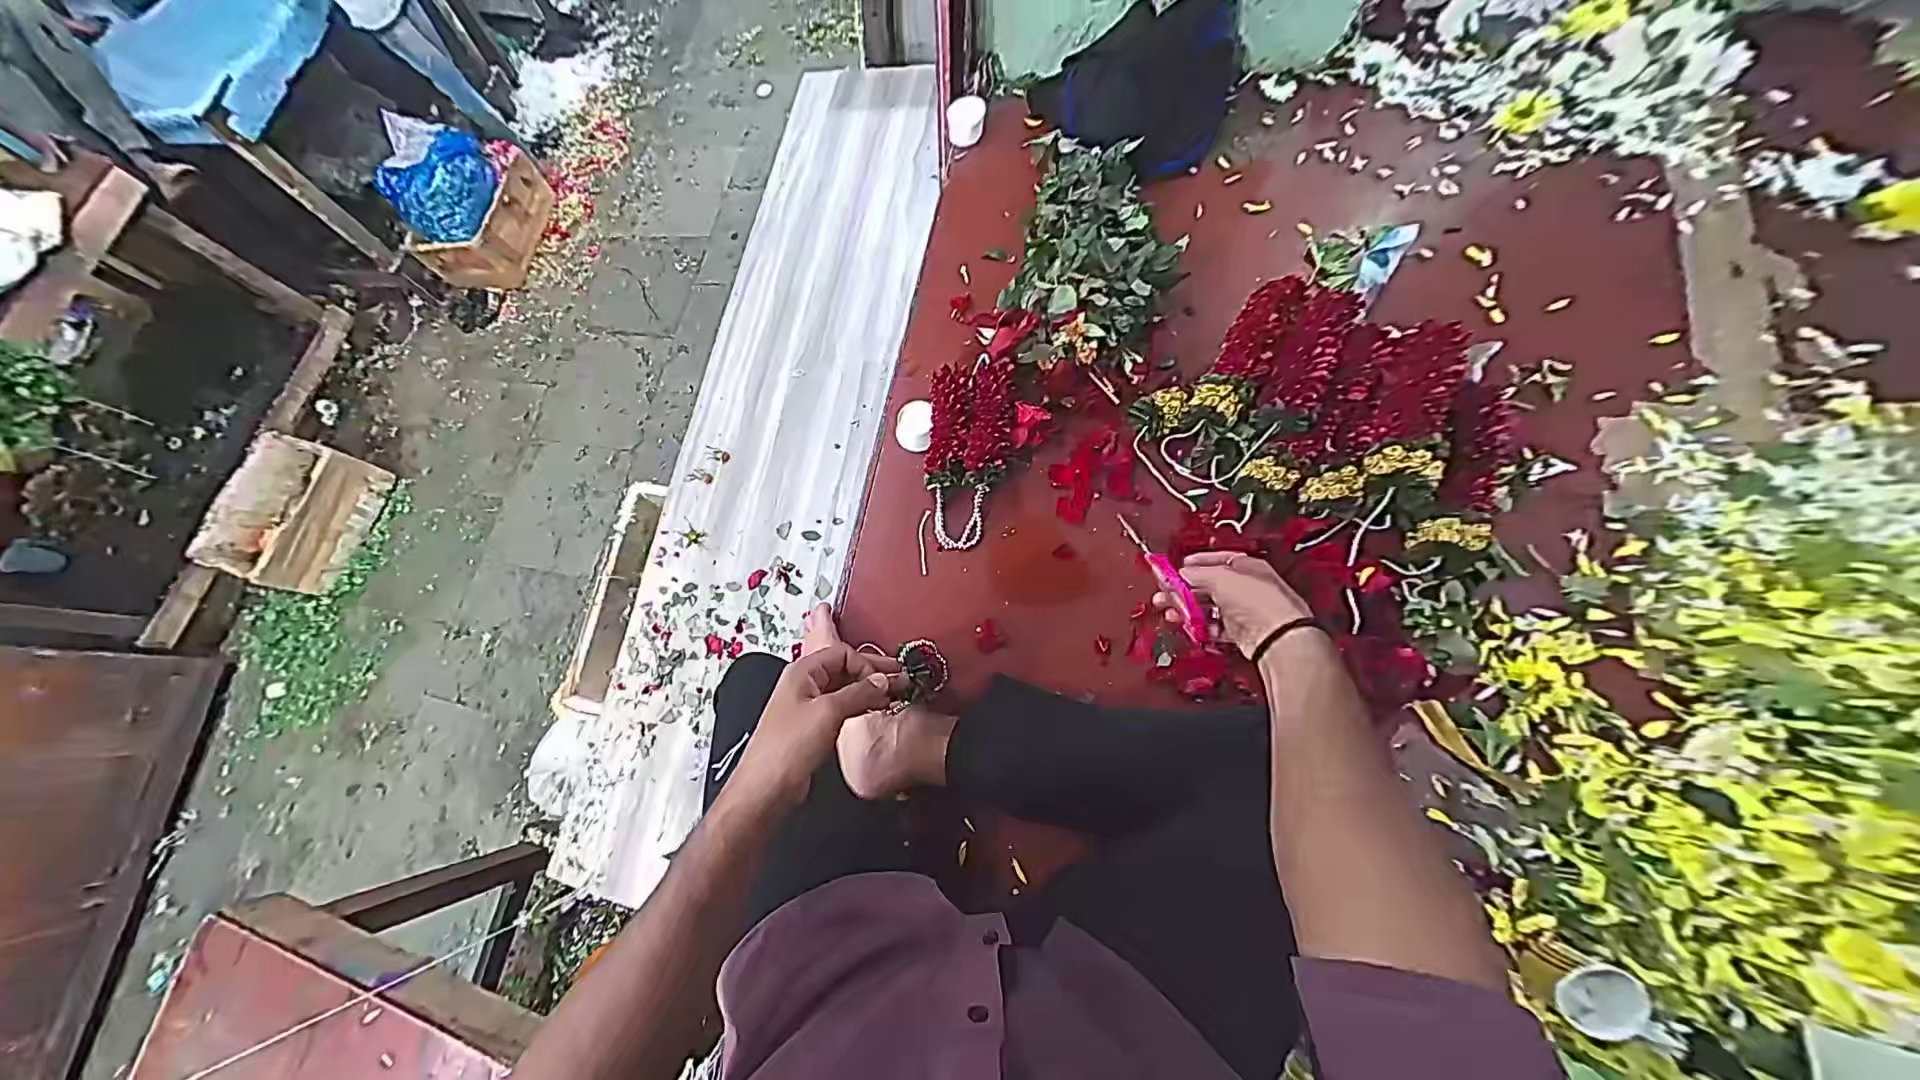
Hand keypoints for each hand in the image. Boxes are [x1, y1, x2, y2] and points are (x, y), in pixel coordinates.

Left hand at [726, 644, 903, 810]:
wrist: (768, 788)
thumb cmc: (784, 749)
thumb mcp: (828, 712)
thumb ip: (859, 692)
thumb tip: (880, 680)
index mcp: (801, 672)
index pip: (842, 653)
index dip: (866, 664)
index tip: (885, 678)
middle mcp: (803, 685)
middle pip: (844, 668)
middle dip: (872, 674)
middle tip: (897, 680)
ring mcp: (808, 705)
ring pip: (844, 688)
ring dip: (868, 690)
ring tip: (891, 695)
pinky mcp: (813, 725)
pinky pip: (841, 707)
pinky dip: (860, 705)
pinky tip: (874, 710)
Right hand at [1156, 551, 1313, 658]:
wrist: (1277, 636)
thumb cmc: (1261, 602)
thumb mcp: (1221, 577)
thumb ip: (1197, 573)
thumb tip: (1183, 572)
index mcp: (1247, 567)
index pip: (1216, 561)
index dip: (1195, 564)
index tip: (1177, 569)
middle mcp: (1246, 588)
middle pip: (1208, 586)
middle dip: (1184, 591)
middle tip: (1166, 594)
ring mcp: (1244, 610)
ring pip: (1209, 608)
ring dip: (1188, 610)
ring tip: (1172, 613)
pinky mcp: (1241, 632)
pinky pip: (1215, 627)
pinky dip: (1201, 627)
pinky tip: (1191, 627)